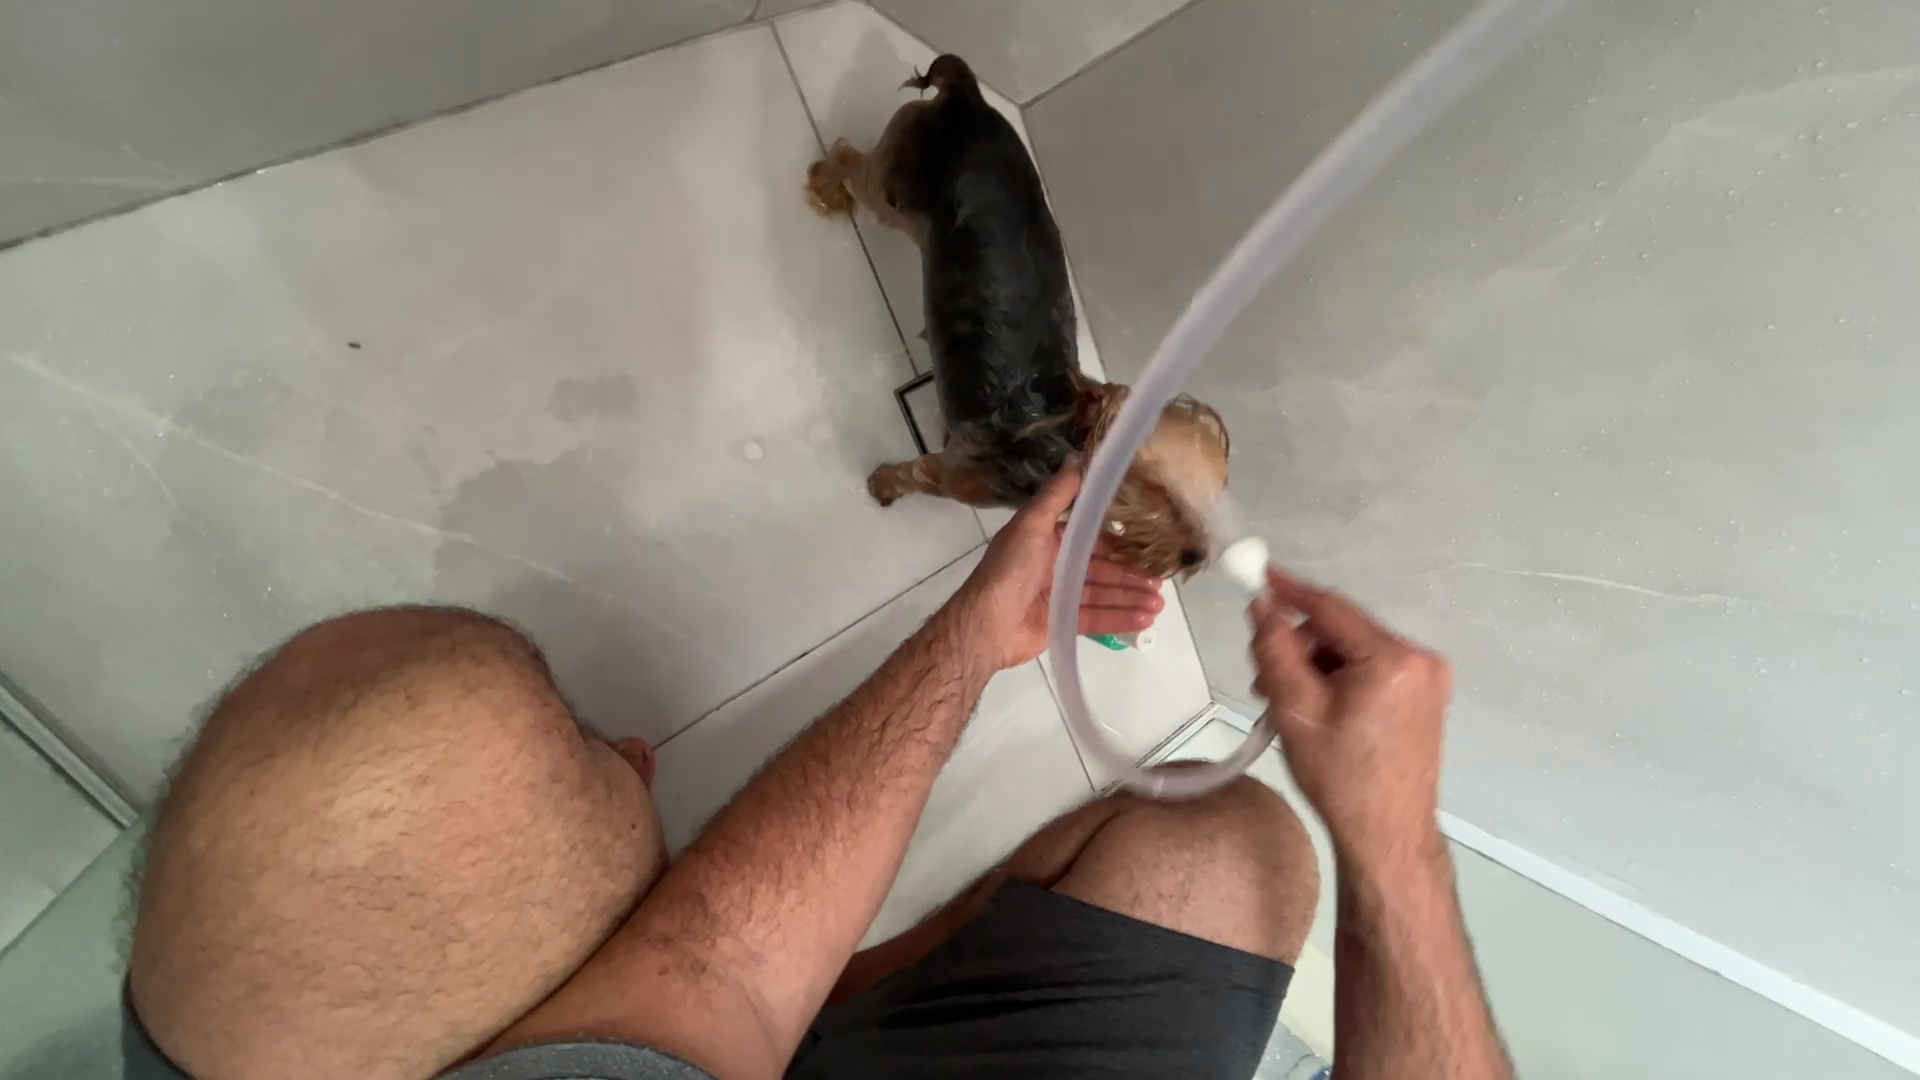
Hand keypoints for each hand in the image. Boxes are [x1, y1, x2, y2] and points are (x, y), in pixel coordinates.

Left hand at [950, 465, 1164, 670]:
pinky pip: (1096, 618)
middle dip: (1131, 574)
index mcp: (1047, 540)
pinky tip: (1145, 619)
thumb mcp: (1032, 523)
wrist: (987, 623)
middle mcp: (1053, 566)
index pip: (1090, 539)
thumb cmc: (1010, 569)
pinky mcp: (1061, 623)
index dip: (1118, 541)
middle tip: (1161, 579)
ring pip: (1102, 593)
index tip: (1148, 541)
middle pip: (1101, 568)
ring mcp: (1058, 596)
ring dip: (1131, 597)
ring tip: (1160, 603)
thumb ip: (1057, 494)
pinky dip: (1120, 618)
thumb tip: (1077, 457)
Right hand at [1248, 567, 1451, 867]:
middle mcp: (1419, 659)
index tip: (1257, 574)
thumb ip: (1274, 648)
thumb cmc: (1339, 773)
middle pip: (1340, 630)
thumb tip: (1261, 605)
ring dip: (1313, 665)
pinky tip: (1314, 707)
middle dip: (1297, 645)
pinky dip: (1336, 678)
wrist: (1386, 834)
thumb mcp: (1294, 706)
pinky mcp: (1424, 697)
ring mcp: (1427, 679)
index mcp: (1392, 658)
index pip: (1330, 607)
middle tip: (1263, 676)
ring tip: (1285, 702)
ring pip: (1351, 650)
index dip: (1289, 590)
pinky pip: (1368, 669)